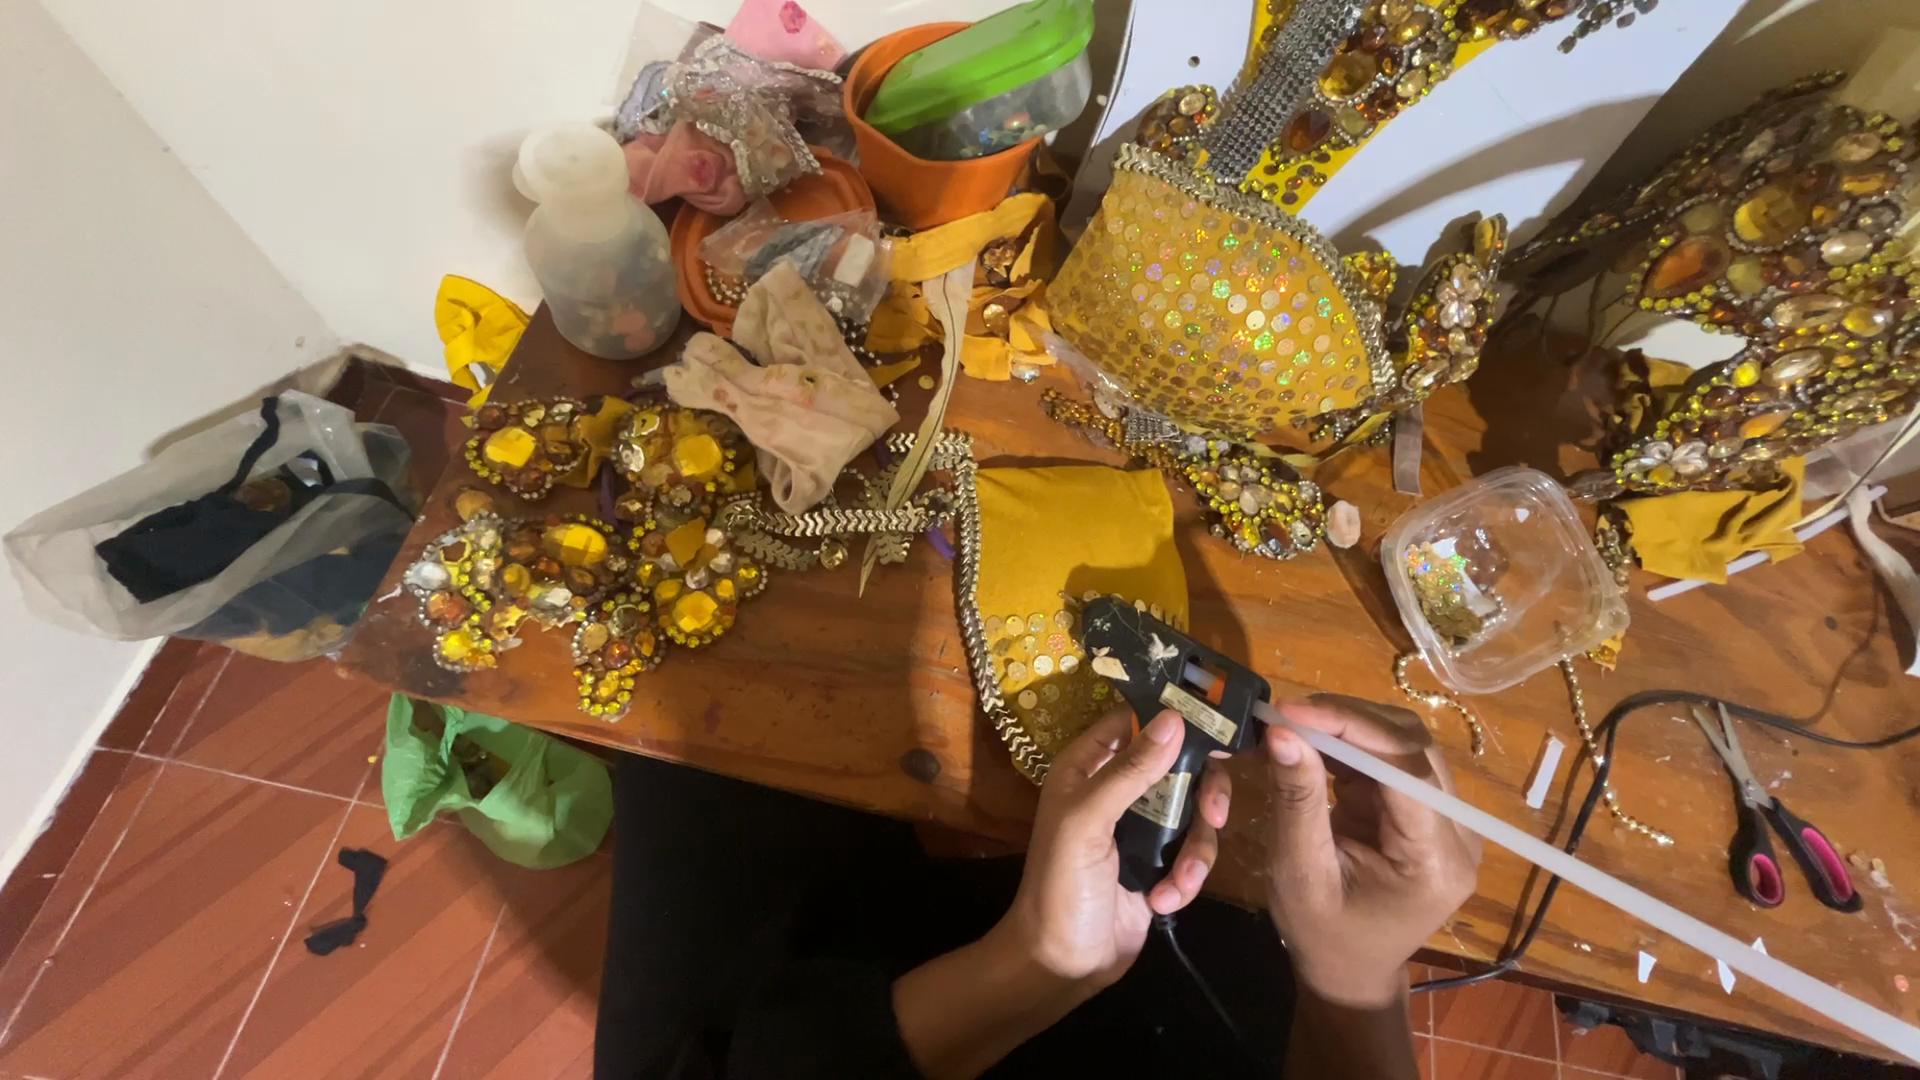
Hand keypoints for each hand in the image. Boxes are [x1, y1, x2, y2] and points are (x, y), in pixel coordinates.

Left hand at [991, 708, 1230, 997]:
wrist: (1063, 962)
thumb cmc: (1062, 881)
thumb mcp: (1090, 819)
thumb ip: (1130, 770)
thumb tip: (1173, 719)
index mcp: (1086, 767)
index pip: (1130, 722)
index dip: (1168, 719)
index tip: (1214, 723)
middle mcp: (1114, 790)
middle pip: (1175, 765)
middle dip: (1201, 791)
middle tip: (1214, 812)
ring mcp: (1139, 828)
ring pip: (1191, 811)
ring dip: (1196, 848)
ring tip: (1181, 880)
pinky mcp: (1158, 864)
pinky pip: (1191, 853)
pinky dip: (1186, 877)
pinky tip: (1164, 900)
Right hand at [1263, 694, 1480, 1007]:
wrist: (1348, 967)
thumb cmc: (1322, 931)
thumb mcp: (1299, 870)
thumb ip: (1296, 798)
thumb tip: (1281, 730)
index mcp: (1433, 859)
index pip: (1405, 768)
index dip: (1349, 728)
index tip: (1288, 710)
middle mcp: (1457, 832)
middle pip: (1412, 746)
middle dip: (1347, 719)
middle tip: (1284, 714)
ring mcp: (1445, 818)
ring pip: (1404, 741)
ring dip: (1348, 723)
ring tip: (1293, 723)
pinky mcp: (1422, 808)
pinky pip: (1390, 755)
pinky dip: (1348, 740)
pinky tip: (1310, 739)